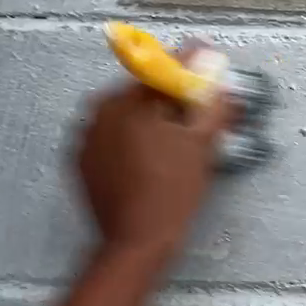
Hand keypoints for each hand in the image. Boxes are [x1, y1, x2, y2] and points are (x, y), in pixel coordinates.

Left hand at [75, 83, 230, 256]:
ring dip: (153, 119)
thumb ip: (213, 104)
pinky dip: (134, 139)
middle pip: (144, 91)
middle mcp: (99, 112)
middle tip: (197, 111)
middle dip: (172, 97)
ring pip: (128, 115)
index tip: (207, 64)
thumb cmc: (170, 194)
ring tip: (178, 139)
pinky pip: (114, 137)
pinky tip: (155, 156)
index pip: (164, 70)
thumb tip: (222, 83)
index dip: (191, 67)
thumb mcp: (202, 144)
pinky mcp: (83, 161)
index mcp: (127, 101)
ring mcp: (86, 137)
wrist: (137, 241)